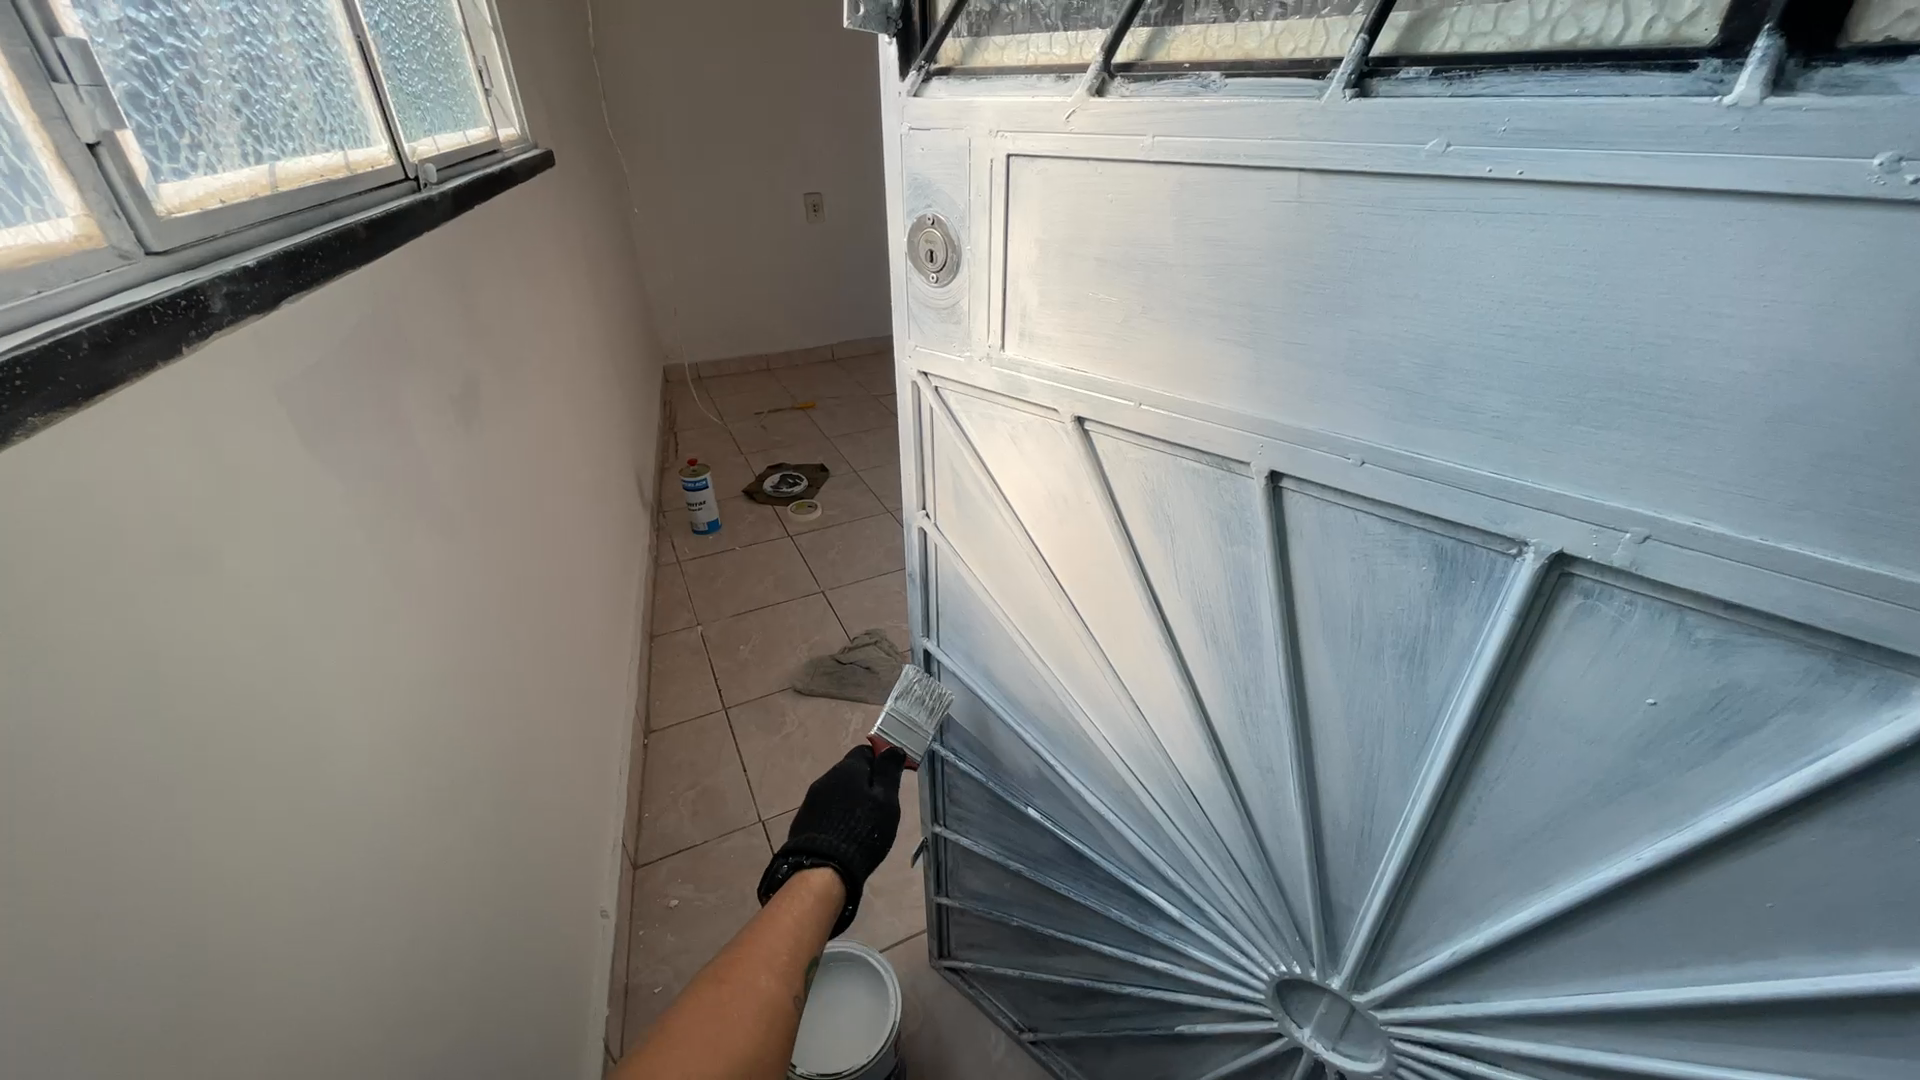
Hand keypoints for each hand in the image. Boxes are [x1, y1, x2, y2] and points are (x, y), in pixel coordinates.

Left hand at [757, 744, 907, 935]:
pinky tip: (843, 835)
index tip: (890, 780)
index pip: (866, 751)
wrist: (822, 867)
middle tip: (878, 806)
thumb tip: (893, 748)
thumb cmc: (863, 830)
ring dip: (849, 801)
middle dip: (864, 783)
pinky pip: (825, 810)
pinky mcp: (803, 820)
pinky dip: (836, 816)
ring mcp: (811, 800)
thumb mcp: (886, 801)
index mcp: (848, 768)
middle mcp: (826, 778)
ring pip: (836, 791)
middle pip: (850, 772)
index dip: (880, 762)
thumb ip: (889, 772)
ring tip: (862, 823)